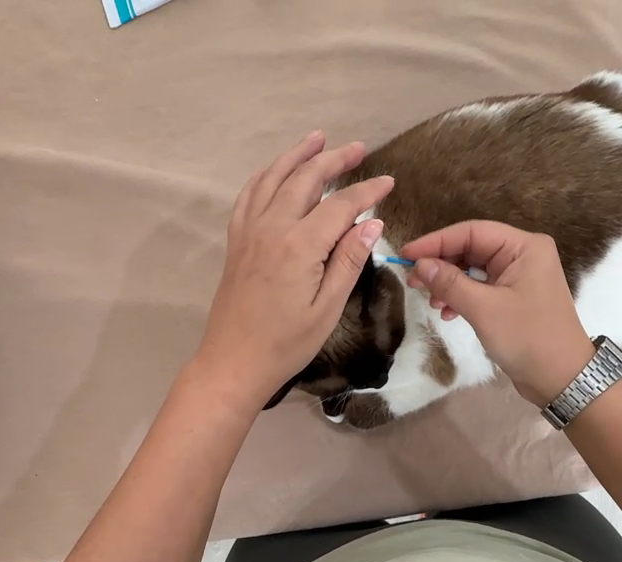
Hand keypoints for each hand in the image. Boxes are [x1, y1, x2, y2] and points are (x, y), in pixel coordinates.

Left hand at [192, 132, 394, 407]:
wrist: (233, 362)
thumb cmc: (285, 344)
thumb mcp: (327, 310)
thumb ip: (348, 263)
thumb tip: (371, 225)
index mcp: (300, 245)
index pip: (340, 206)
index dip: (367, 191)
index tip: (389, 182)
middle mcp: (272, 227)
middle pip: (306, 179)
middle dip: (335, 160)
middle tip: (359, 149)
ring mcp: (249, 231)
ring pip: (274, 178)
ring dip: (298, 156)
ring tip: (318, 139)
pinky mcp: (236, 242)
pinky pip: (250, 195)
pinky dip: (265, 176)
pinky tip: (275, 171)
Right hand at [400, 221, 596, 404]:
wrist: (560, 377)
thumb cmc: (527, 338)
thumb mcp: (484, 309)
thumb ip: (450, 283)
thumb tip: (419, 264)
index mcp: (523, 247)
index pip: (472, 232)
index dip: (436, 241)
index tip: (406, 254)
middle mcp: (523, 255)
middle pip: (472, 249)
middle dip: (442, 264)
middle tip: (413, 281)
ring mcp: (519, 277)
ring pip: (474, 270)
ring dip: (449, 283)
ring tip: (431, 302)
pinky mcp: (514, 298)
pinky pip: (481, 288)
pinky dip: (462, 297)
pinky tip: (447, 312)